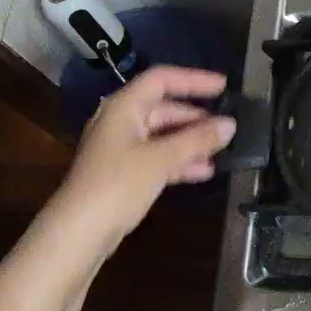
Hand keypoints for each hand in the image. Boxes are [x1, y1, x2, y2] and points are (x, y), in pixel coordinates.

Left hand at [55, 66, 235, 238]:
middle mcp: (121, 122)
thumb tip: (231, 124)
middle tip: (226, 126)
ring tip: (220, 150)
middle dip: (195, 117)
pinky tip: (203, 172)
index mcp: (124, 108)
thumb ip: (197, 139)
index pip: (161, 79)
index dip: (193, 79)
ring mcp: (121, 149)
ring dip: (190, 142)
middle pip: (163, 109)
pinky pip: (157, 158)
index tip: (223, 86)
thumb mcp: (161, 159)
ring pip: (162, 136)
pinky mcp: (123, 173)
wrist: (79, 231)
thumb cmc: (118, 184)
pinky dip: (179, 161)